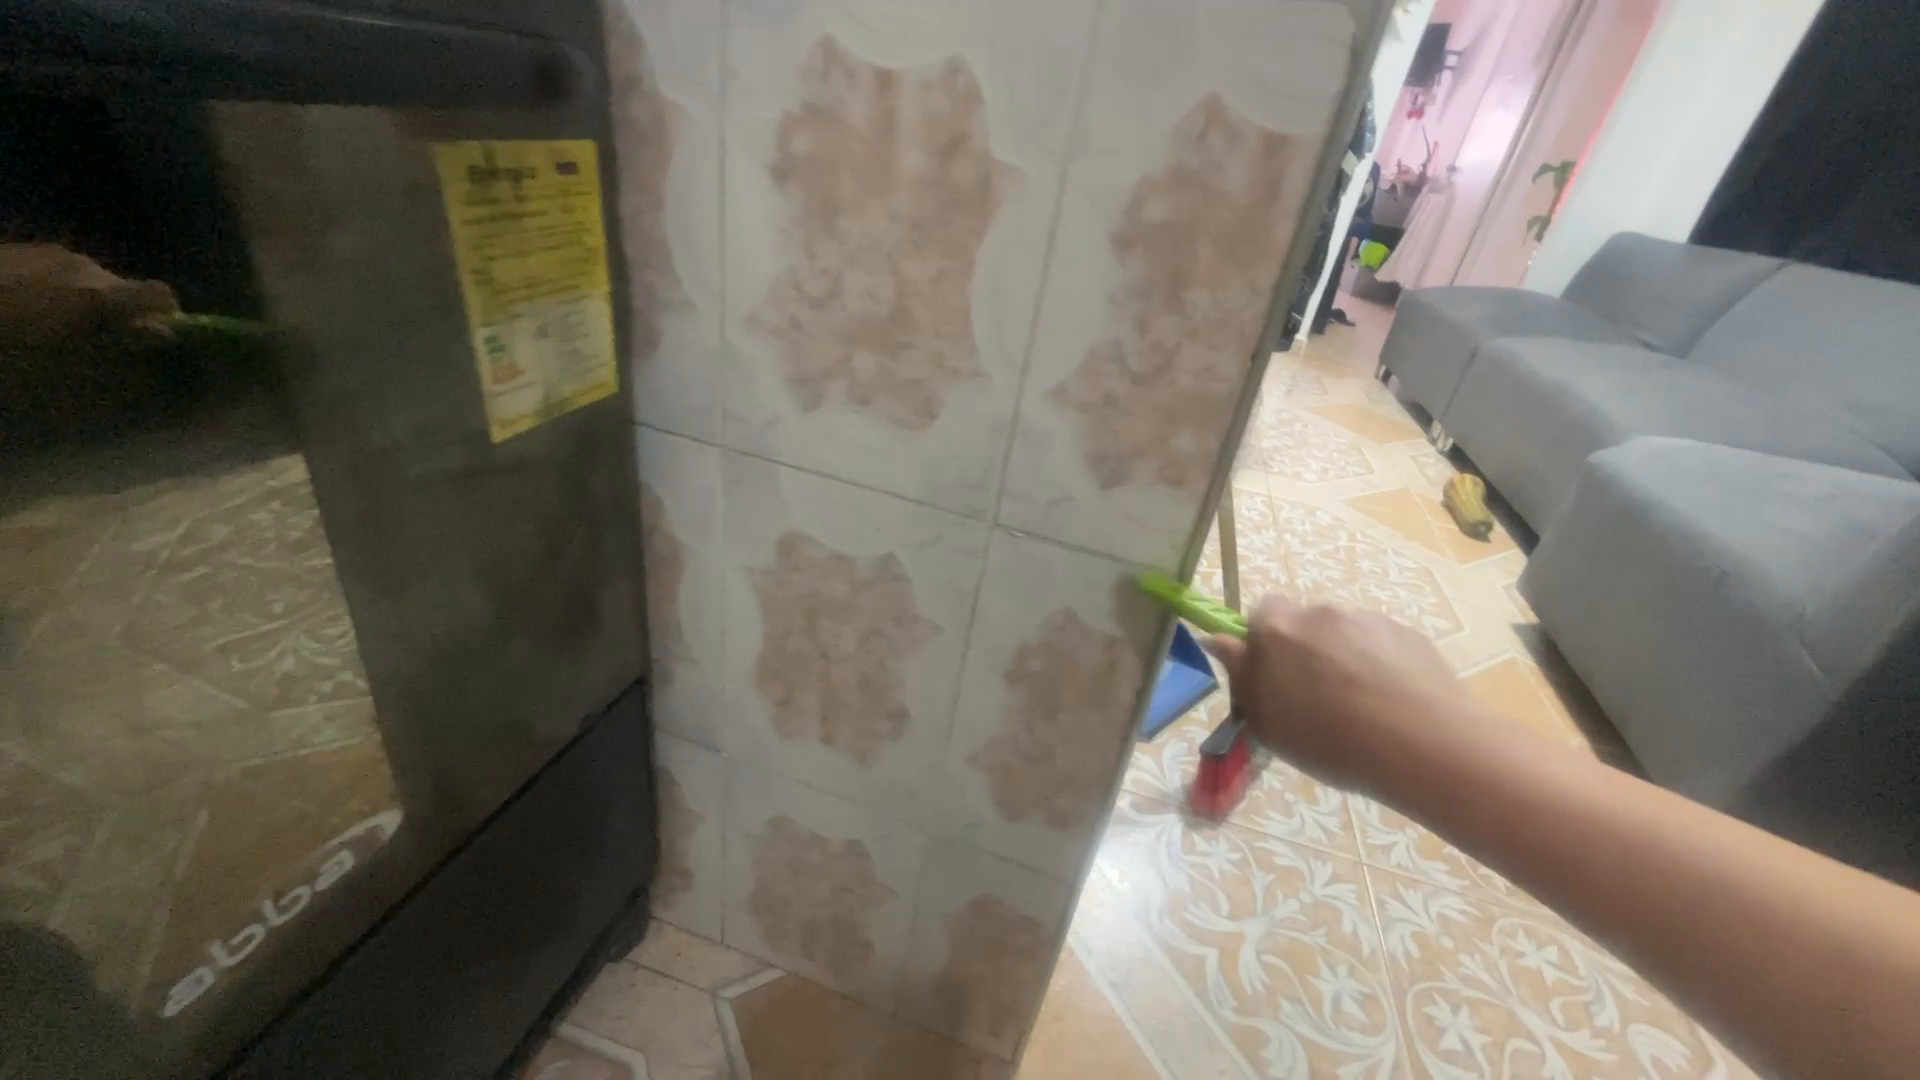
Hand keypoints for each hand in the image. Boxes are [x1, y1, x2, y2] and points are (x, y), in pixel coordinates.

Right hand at [1205, 595, 1474, 792]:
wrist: (1423, 747)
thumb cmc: (1329, 740)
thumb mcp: (1266, 722)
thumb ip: (1240, 675)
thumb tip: (1220, 640)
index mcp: (1277, 630)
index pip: (1258, 613)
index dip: (1263, 642)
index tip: (1272, 676)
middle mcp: (1320, 613)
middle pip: (1303, 622)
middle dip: (1304, 649)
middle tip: (1314, 696)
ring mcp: (1367, 620)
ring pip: (1343, 633)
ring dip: (1342, 656)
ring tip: (1360, 704)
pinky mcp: (1408, 633)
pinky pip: (1381, 643)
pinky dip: (1379, 664)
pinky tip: (1390, 701)